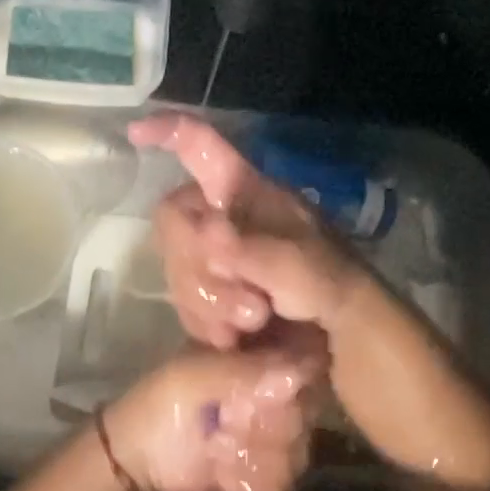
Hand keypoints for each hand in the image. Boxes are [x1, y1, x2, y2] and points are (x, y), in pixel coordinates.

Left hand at [103, 337, 324, 490]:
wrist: (136, 467)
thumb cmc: (157, 406)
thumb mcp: (190, 379)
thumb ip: (242, 370)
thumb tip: (299, 371)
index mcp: (256, 349)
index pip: (304, 357)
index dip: (286, 381)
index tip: (251, 394)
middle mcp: (276, 387)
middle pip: (306, 408)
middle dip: (264, 425)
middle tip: (224, 422)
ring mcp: (277, 429)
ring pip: (299, 448)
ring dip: (254, 455)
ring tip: (217, 448)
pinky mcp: (274, 469)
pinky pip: (287, 481)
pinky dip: (253, 483)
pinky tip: (224, 474)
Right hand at [129, 113, 365, 347]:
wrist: (353, 358)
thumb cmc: (343, 296)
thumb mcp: (315, 272)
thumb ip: (258, 253)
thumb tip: (208, 233)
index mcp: (249, 193)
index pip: (202, 148)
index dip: (170, 132)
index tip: (136, 133)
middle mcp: (226, 219)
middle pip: (174, 220)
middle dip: (199, 265)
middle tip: (251, 305)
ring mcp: (218, 262)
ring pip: (175, 269)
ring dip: (209, 303)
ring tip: (253, 326)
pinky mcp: (213, 302)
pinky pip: (183, 306)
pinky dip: (205, 324)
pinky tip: (235, 341)